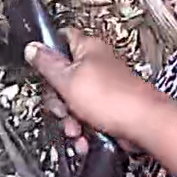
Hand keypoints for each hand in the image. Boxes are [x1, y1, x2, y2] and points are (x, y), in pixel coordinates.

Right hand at [26, 30, 165, 151]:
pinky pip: (88, 116)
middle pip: (63, 76)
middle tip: (62, 108)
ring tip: (76, 129)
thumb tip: (32, 48)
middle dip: (59, 99)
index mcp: (87, 48)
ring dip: (70, 119)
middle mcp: (97, 64)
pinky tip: (85, 138)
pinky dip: (84, 129)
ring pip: (74, 100)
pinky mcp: (111, 107)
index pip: (61, 38)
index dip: (48, 54)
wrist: (144, 125)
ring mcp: (105, 85)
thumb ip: (47, 64)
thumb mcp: (68, 80)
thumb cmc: (113, 98)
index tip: (42, 70)